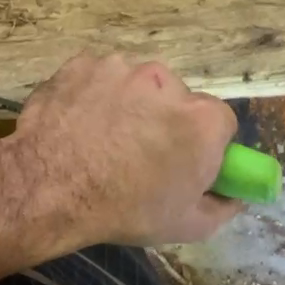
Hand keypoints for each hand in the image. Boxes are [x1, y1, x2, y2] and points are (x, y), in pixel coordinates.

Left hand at [0, 52, 242, 257]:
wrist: (52, 182)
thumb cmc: (126, 208)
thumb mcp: (190, 223)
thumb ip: (222, 203)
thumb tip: (232, 192)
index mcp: (200, 118)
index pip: (219, 119)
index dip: (206, 139)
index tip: (188, 156)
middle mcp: (162, 80)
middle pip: (175, 95)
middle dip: (164, 116)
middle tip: (142, 147)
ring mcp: (118, 66)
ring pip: (134, 81)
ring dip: (128, 100)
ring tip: (105, 132)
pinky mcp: (81, 61)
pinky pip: (98, 75)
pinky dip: (93, 91)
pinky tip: (80, 117)